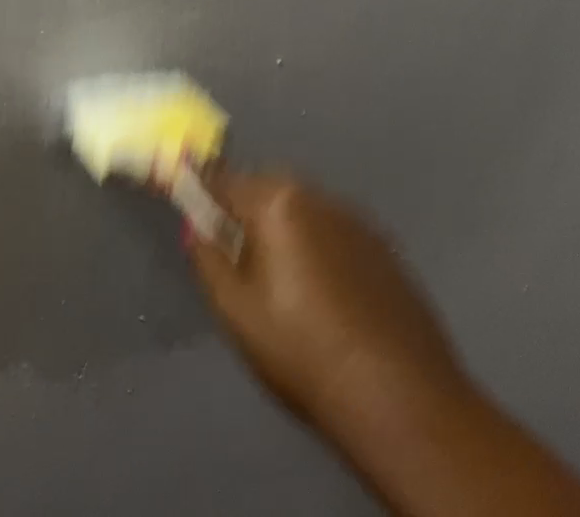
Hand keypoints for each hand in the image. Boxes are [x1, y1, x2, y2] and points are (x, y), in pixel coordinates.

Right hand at [185, 171, 466, 424]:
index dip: (193, 185)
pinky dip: (316, 248)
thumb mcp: (232, 307)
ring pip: (304, 211)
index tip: (176, 193)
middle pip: (266, 188)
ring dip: (281, 227)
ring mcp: (362, 227)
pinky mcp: (390, 256)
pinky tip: (318, 293)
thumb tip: (198, 226)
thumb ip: (206, 255)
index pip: (220, 178)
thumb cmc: (302, 350)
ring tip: (274, 276)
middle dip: (242, 207)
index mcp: (278, 204)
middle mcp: (322, 201)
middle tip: (228, 251)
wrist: (404, 401)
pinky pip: (335, 235)